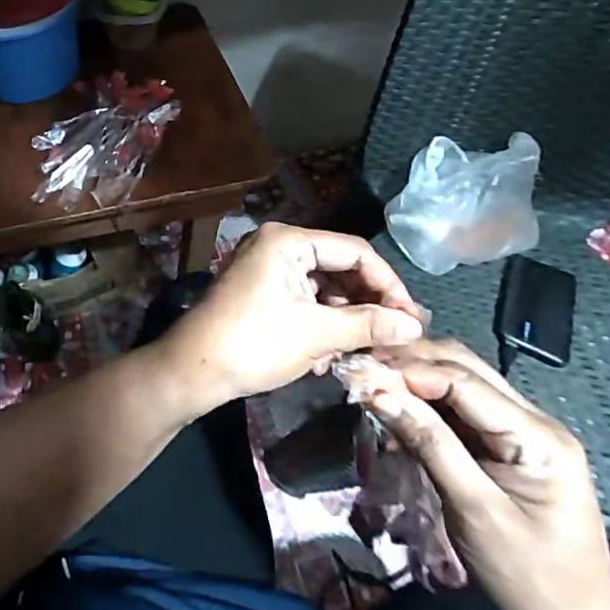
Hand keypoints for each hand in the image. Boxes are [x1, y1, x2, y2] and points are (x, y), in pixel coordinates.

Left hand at [154, 223, 424, 416]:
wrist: (194, 368)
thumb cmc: (254, 343)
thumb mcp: (317, 334)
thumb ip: (369, 324)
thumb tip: (414, 325)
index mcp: (287, 240)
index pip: (355, 251)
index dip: (389, 284)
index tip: (412, 320)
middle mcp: (276, 244)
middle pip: (340, 267)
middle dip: (368, 304)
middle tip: (395, 337)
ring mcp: (266, 267)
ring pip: (324, 287)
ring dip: (346, 319)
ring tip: (363, 351)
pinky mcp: (261, 290)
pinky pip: (304, 299)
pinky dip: (322, 324)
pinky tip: (328, 356)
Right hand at [352, 340, 609, 609]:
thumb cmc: (529, 575)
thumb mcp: (475, 511)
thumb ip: (429, 444)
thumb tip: (378, 392)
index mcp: (538, 436)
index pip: (464, 382)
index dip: (409, 371)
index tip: (360, 372)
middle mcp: (533, 420)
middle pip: (462, 368)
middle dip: (408, 363)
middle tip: (359, 368)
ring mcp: (519, 430)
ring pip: (457, 381)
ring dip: (413, 378)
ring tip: (369, 382)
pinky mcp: (503, 444)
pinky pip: (457, 408)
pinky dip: (423, 402)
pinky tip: (394, 408)